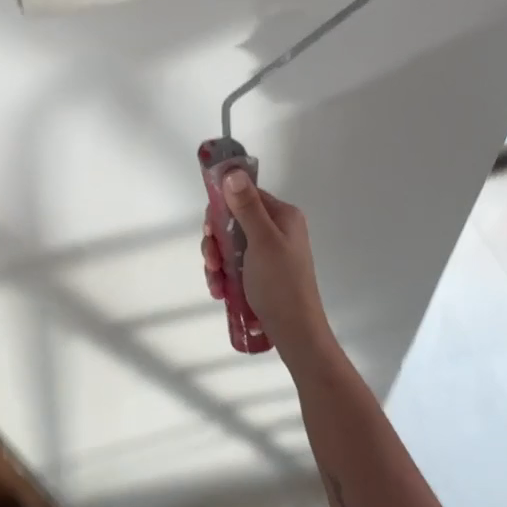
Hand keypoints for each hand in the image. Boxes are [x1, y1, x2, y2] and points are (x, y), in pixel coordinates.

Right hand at [201, 169, 330, 357]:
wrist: (296, 335)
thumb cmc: (281, 285)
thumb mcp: (261, 242)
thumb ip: (246, 207)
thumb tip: (232, 171)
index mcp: (282, 216)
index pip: (243, 194)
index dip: (221, 209)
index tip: (210, 229)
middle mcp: (276, 229)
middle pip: (231, 221)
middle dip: (215, 242)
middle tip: (211, 260)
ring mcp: (268, 252)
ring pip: (228, 244)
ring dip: (216, 262)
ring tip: (216, 283)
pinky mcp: (261, 272)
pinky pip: (233, 264)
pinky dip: (222, 275)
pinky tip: (220, 291)